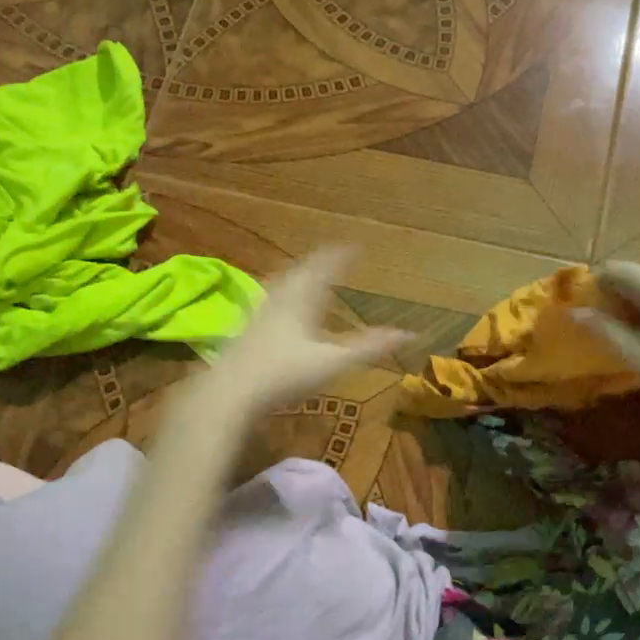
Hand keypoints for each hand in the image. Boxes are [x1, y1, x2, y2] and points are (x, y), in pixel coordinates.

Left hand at [198, 247, 409, 412]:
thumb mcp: (334, 363)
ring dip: (297, 278)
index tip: (355, 247)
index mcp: (302, 298)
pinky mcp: (244, 332)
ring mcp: (258, 314)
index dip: (341, 255)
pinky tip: (279, 312)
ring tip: (307, 277)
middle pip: (300, 272)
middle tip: (332, 258)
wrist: (229, 393)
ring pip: (281, 285)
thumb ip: (370, 347)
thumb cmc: (284, 374)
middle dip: (318, 263)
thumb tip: (409, 334)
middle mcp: (279, 298)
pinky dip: (282, 297)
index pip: (325, 266)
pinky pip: (269, 302)